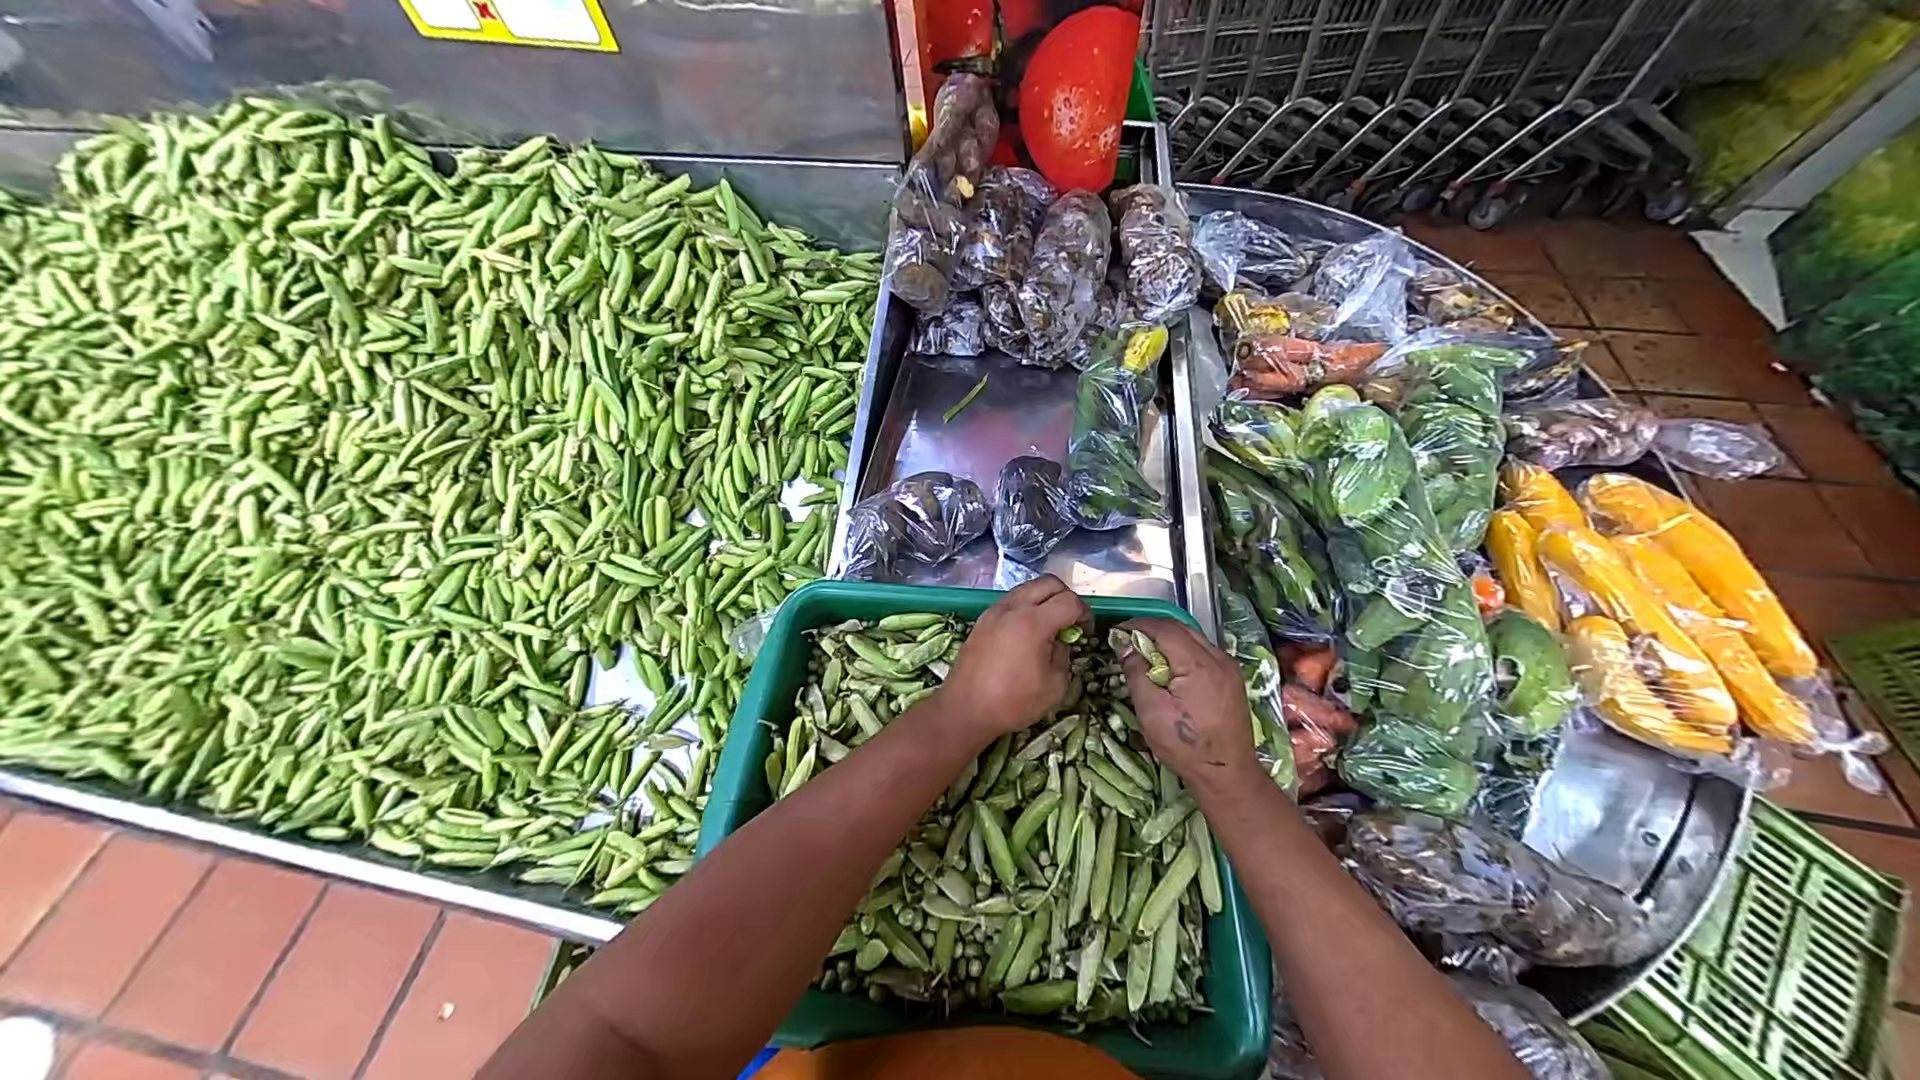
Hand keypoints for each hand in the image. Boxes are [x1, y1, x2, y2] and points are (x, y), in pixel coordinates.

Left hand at [941, 575, 1092, 739]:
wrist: (964, 709)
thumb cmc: (1012, 702)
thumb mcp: (1054, 686)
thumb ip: (1064, 656)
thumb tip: (1061, 641)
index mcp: (1033, 622)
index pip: (1069, 601)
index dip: (1085, 614)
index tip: (1086, 632)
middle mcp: (1013, 608)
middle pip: (1048, 583)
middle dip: (1066, 597)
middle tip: (1071, 622)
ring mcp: (994, 611)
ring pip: (1027, 588)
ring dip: (1044, 600)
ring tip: (1048, 627)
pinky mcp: (982, 620)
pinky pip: (1011, 601)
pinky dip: (1025, 608)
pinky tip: (1026, 633)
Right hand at [1116, 617, 1261, 792]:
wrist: (1228, 774)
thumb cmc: (1185, 746)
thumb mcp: (1150, 711)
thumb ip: (1136, 672)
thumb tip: (1124, 644)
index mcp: (1197, 664)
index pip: (1163, 628)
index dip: (1137, 625)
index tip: (1117, 633)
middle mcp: (1218, 658)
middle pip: (1180, 627)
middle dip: (1151, 628)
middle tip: (1127, 640)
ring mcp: (1228, 667)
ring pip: (1193, 637)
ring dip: (1167, 638)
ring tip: (1145, 653)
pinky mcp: (1232, 678)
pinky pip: (1203, 650)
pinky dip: (1182, 649)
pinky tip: (1169, 667)